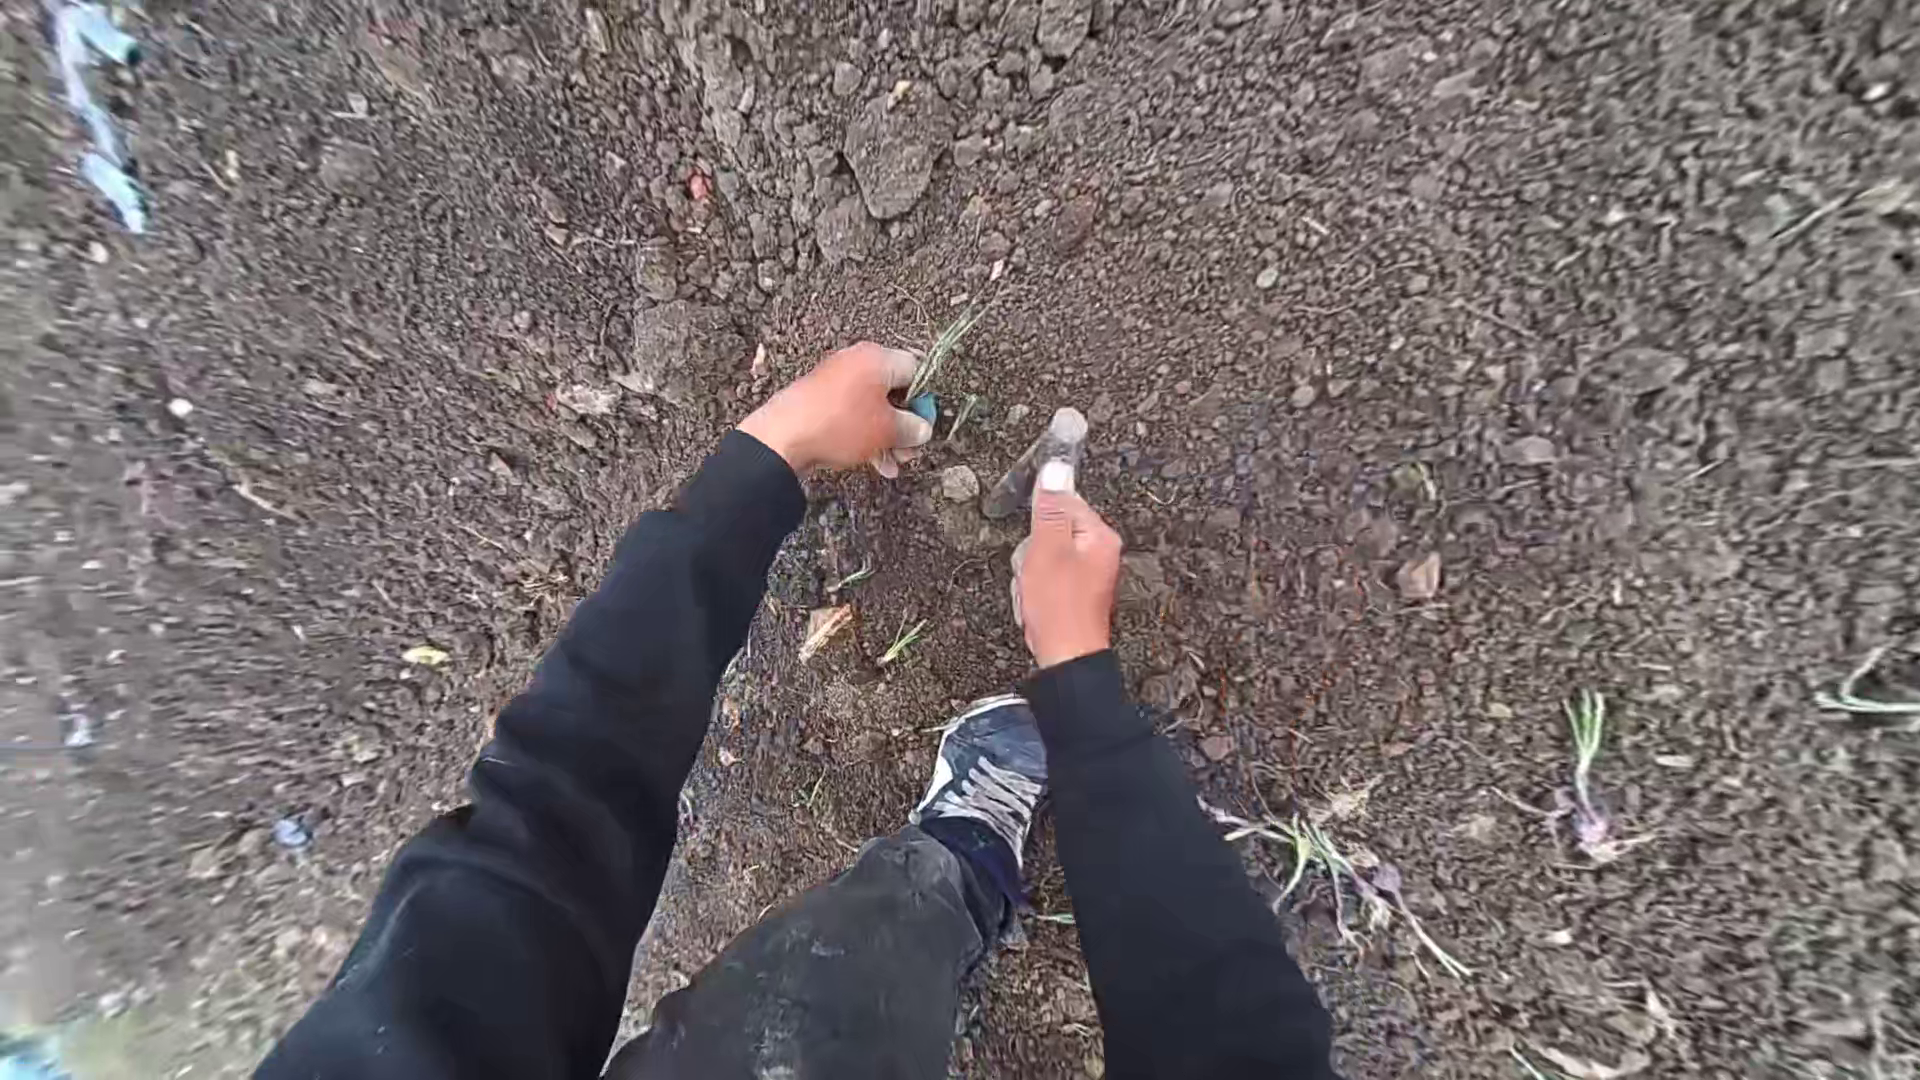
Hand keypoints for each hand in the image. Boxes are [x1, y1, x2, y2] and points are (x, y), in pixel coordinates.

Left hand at [738, 343, 933, 475]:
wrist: (783, 438)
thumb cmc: (840, 425)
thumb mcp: (887, 430)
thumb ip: (912, 428)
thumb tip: (923, 429)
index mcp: (877, 358)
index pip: (917, 369)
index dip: (925, 400)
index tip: (925, 426)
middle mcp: (858, 362)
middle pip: (896, 391)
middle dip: (907, 424)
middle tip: (911, 450)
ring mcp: (838, 381)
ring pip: (876, 408)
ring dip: (889, 436)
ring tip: (896, 463)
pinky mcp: (824, 401)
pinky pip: (856, 416)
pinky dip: (869, 437)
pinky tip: (878, 464)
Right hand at [1018, 461, 1122, 667]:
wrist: (1065, 657)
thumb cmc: (1060, 608)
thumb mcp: (1048, 550)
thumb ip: (1051, 509)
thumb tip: (1056, 468)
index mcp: (1099, 537)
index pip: (1065, 503)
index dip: (1041, 521)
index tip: (1035, 543)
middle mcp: (1098, 551)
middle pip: (1051, 529)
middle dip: (1033, 551)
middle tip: (1036, 571)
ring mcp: (1085, 571)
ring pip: (1042, 553)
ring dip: (1030, 572)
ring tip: (1036, 590)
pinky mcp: (1072, 588)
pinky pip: (1044, 574)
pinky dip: (1035, 587)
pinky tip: (1037, 602)